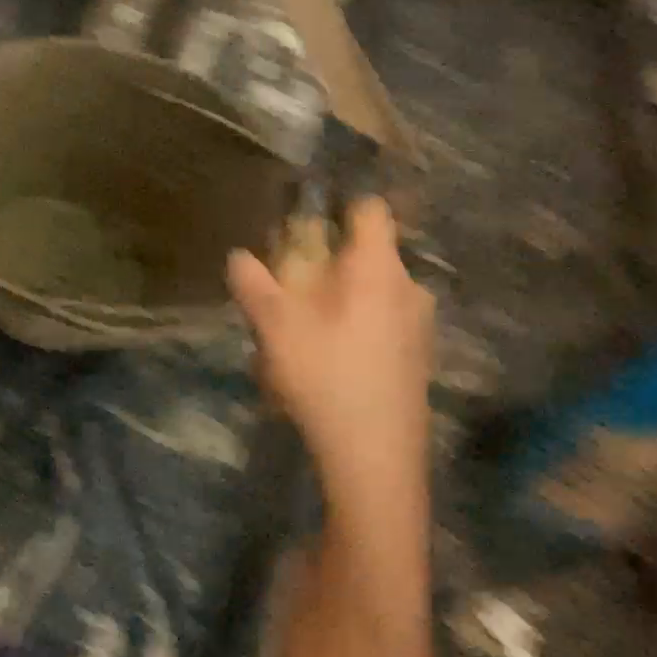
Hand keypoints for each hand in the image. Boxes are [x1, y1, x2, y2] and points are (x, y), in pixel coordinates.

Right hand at [227, 197, 435, 484]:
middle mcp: (408, 288)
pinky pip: (377, 320)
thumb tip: (239, 255)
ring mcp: (417, 324)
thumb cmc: (325, 375)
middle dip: (323, 260)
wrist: (374, 453)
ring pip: (369, 290)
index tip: (302, 212)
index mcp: (378, 270)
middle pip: (364, 254)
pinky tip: (319, 357)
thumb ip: (252, 282)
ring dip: (333, 296)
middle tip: (283, 280)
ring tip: (294, 325)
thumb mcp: (272, 325)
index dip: (337, 203)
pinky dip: (348, 323)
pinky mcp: (415, 355)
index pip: (370, 211)